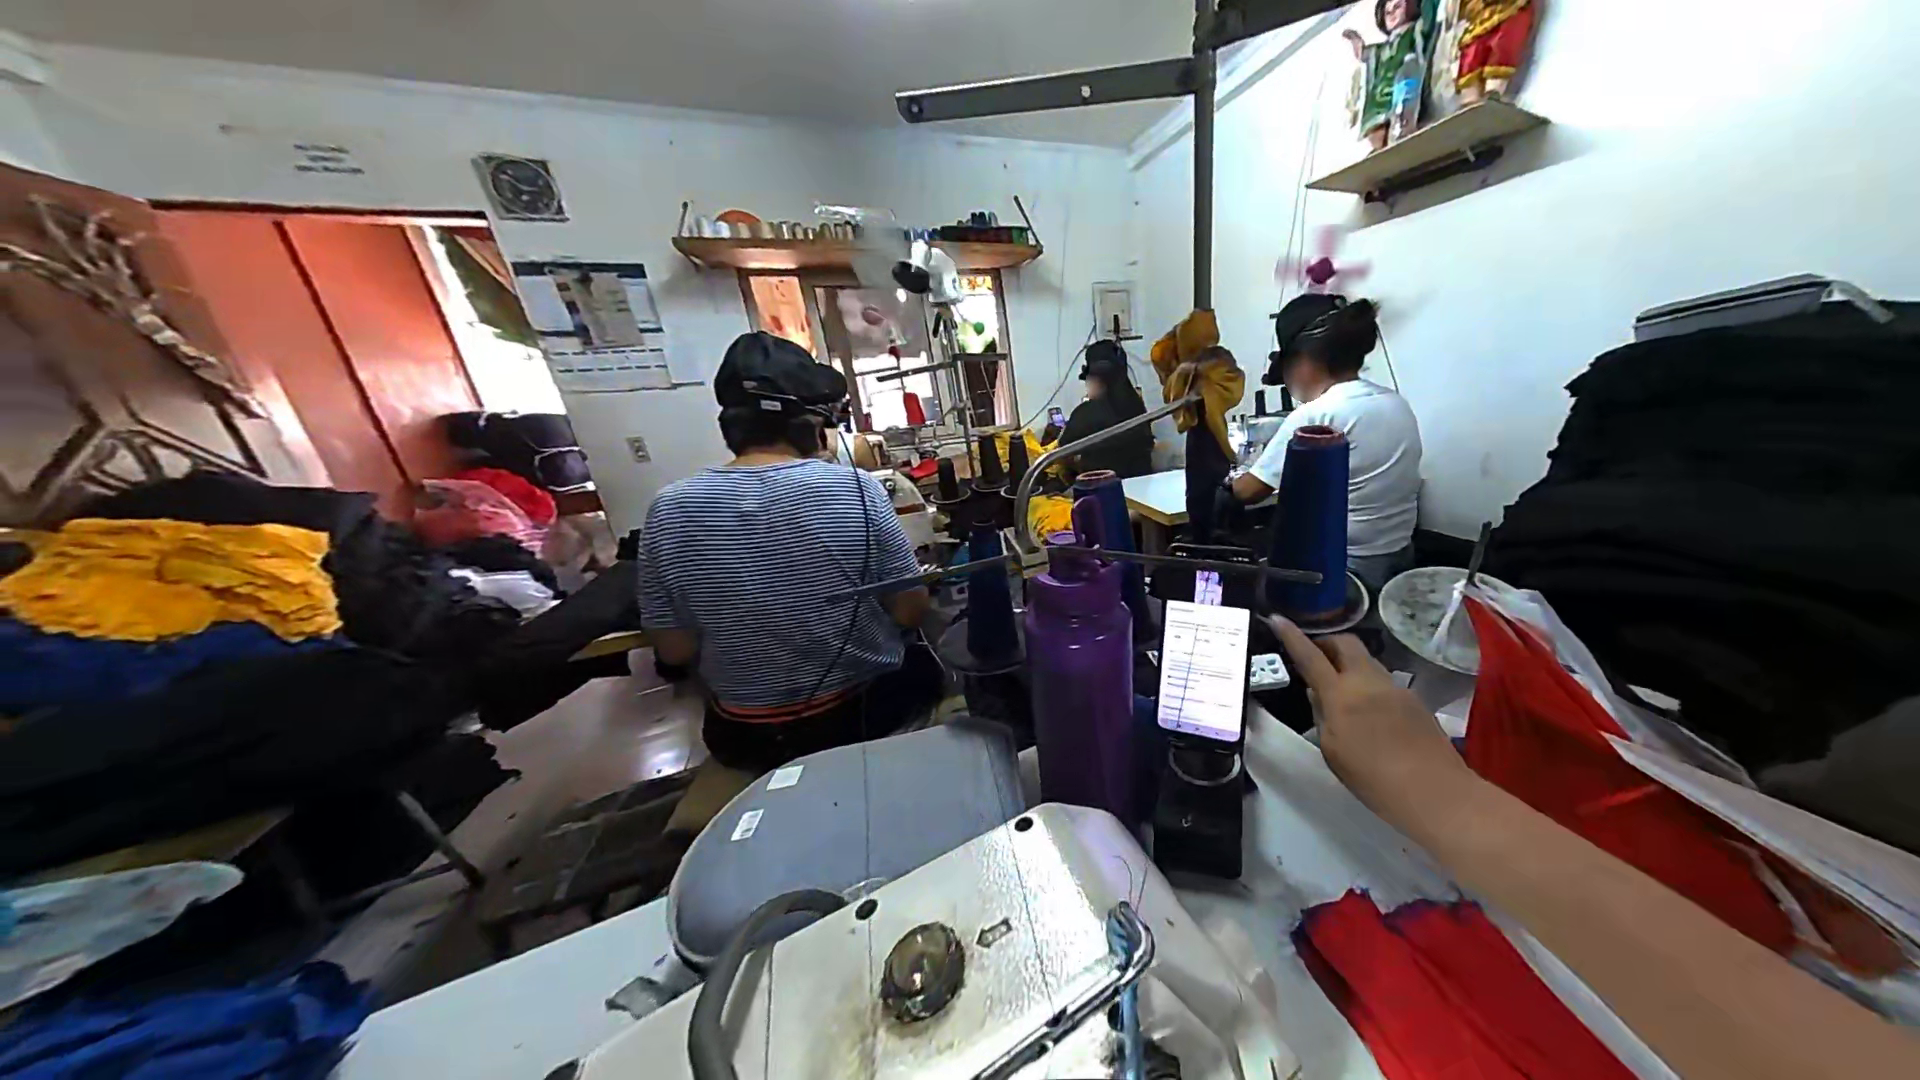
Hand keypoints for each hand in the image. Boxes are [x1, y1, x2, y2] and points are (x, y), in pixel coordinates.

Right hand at [1269, 617, 1478, 828]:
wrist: (1438, 795)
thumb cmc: (1373, 778)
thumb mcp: (1332, 750)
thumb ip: (1321, 715)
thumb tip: (1317, 694)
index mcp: (1341, 695)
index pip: (1310, 656)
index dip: (1291, 636)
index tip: (1278, 619)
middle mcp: (1369, 683)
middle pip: (1346, 643)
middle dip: (1327, 642)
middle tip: (1314, 656)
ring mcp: (1396, 689)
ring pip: (1366, 661)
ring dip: (1348, 664)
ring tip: (1339, 689)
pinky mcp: (1415, 702)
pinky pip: (1383, 682)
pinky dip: (1367, 684)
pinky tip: (1368, 713)